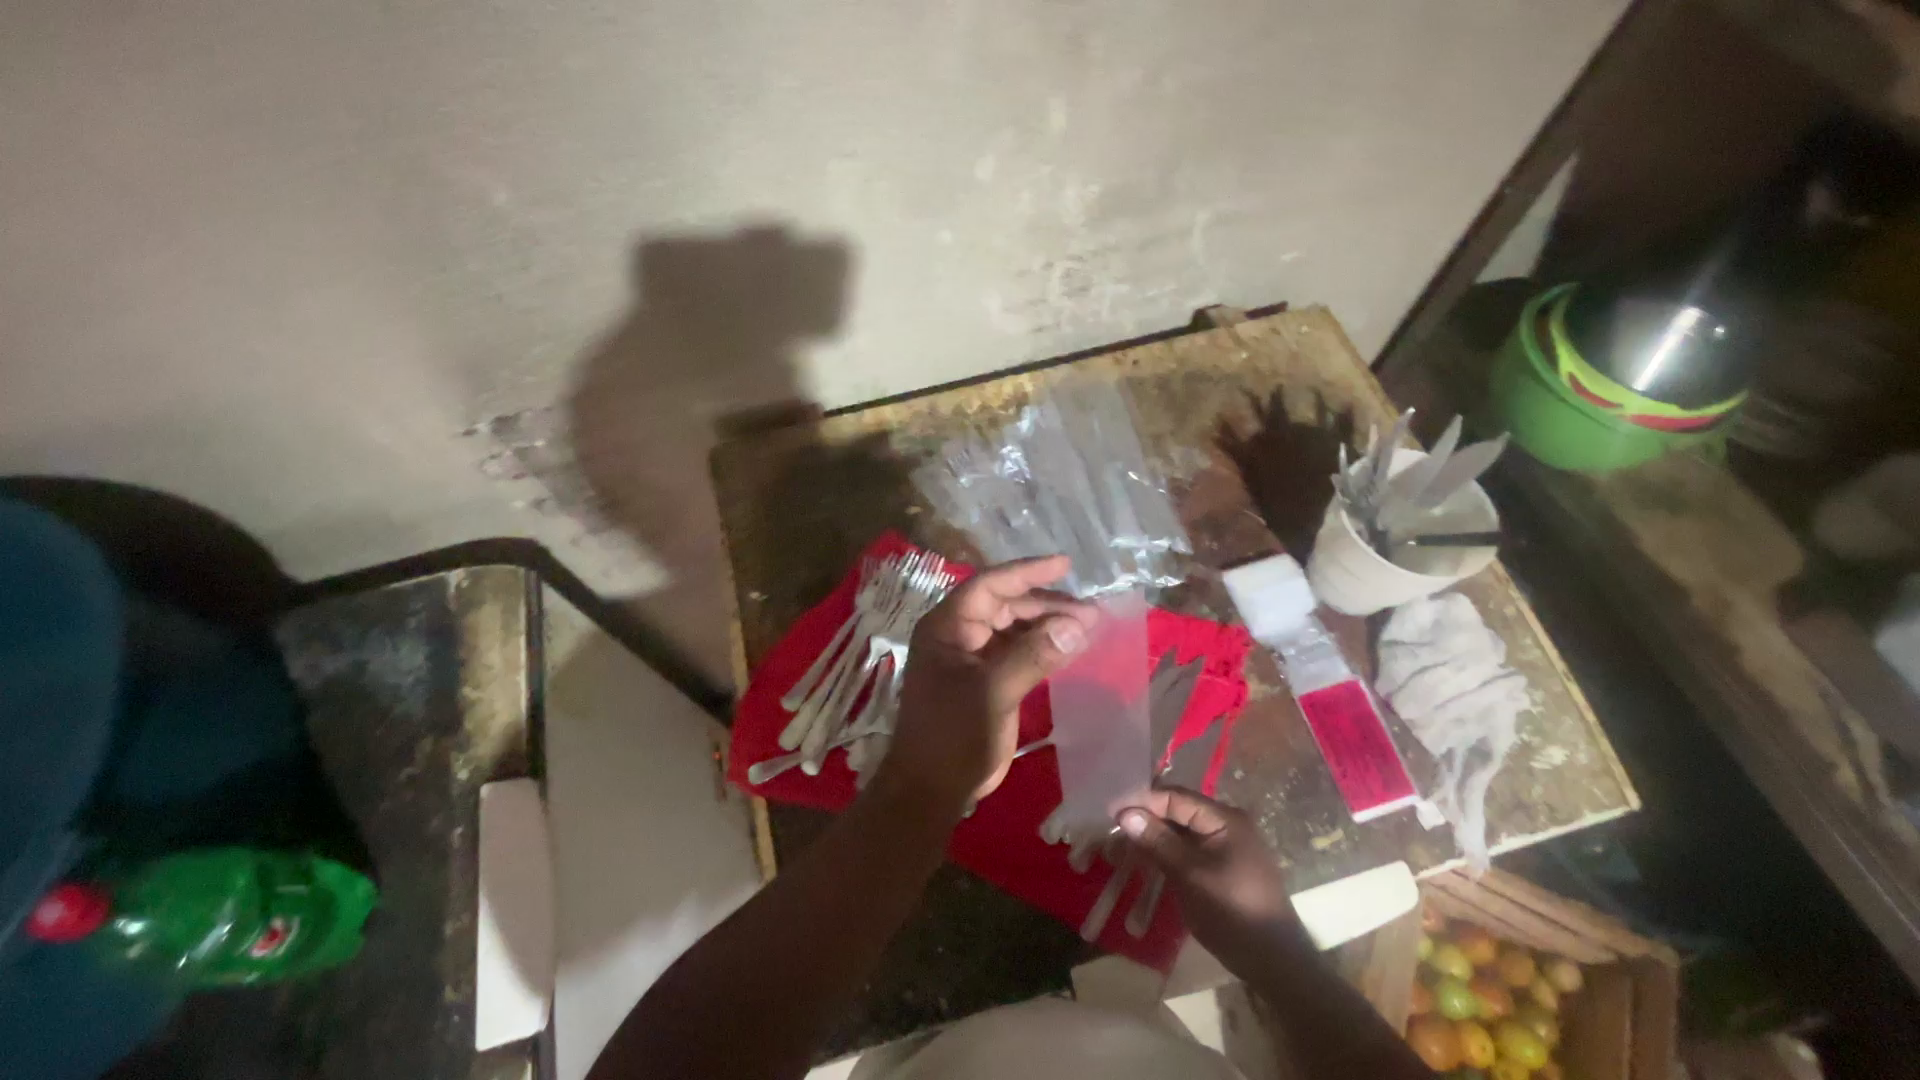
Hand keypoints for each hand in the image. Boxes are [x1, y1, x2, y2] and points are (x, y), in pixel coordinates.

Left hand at [878, 555, 1096, 810]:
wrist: (931, 789)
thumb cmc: (951, 735)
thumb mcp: (992, 693)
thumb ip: (1033, 656)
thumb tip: (1077, 625)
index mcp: (947, 627)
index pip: (990, 585)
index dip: (1027, 572)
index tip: (1066, 565)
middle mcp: (958, 635)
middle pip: (1005, 605)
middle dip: (1046, 604)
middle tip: (1091, 612)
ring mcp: (971, 659)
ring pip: (1014, 629)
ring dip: (1048, 626)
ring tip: (1089, 627)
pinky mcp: (986, 682)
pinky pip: (1018, 652)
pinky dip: (1043, 648)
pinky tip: (1070, 649)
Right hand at [1118, 788, 1298, 973]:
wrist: (1274, 960)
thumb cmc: (1232, 911)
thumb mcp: (1191, 875)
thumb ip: (1159, 842)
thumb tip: (1126, 814)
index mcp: (1225, 819)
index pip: (1175, 797)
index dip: (1142, 802)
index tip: (1111, 813)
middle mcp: (1226, 825)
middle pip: (1177, 812)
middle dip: (1144, 820)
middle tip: (1111, 832)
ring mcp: (1224, 847)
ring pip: (1179, 833)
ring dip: (1151, 839)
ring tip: (1119, 849)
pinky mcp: (1220, 868)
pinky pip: (1186, 852)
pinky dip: (1164, 855)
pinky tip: (1142, 864)